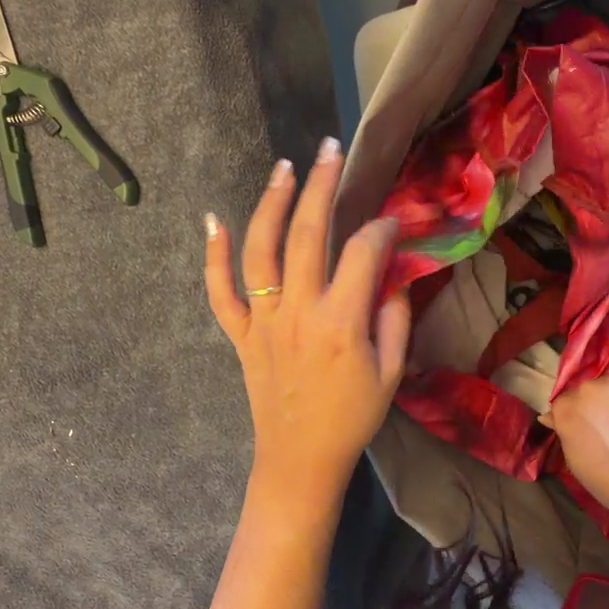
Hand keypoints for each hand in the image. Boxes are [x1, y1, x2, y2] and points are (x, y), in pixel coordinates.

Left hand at [205, 137, 411, 493]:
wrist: (300, 459)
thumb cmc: (353, 418)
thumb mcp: (391, 373)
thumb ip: (395, 319)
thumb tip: (393, 276)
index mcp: (342, 321)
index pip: (362, 252)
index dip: (381, 229)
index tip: (393, 223)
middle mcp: (298, 311)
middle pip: (307, 233)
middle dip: (322, 185)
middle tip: (330, 148)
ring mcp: (263, 320)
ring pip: (260, 250)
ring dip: (271, 203)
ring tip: (283, 168)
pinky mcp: (240, 334)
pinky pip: (220, 291)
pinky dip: (213, 255)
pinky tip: (213, 220)